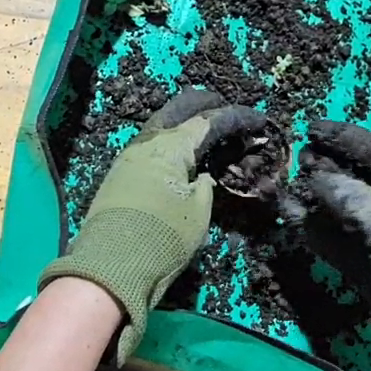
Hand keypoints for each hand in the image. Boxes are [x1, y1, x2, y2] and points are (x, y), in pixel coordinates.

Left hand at [41, 89, 268, 364]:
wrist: (112, 265)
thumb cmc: (163, 236)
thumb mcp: (198, 211)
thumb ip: (204, 185)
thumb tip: (200, 175)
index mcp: (171, 145)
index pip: (208, 120)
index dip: (236, 118)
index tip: (258, 121)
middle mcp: (147, 142)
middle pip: (178, 111)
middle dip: (204, 105)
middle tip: (225, 108)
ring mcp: (129, 157)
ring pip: (160, 127)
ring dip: (183, 123)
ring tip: (204, 128)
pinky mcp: (120, 175)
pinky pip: (151, 145)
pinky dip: (170, 141)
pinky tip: (179, 150)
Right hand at [303, 120, 370, 370]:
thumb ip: (353, 197)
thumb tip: (316, 178)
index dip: (344, 137)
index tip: (312, 128)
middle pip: (354, 178)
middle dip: (325, 166)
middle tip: (294, 158)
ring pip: (339, 210)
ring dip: (313, 199)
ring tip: (285, 188)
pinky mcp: (365, 268)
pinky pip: (333, 242)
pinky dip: (312, 231)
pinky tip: (292, 220)